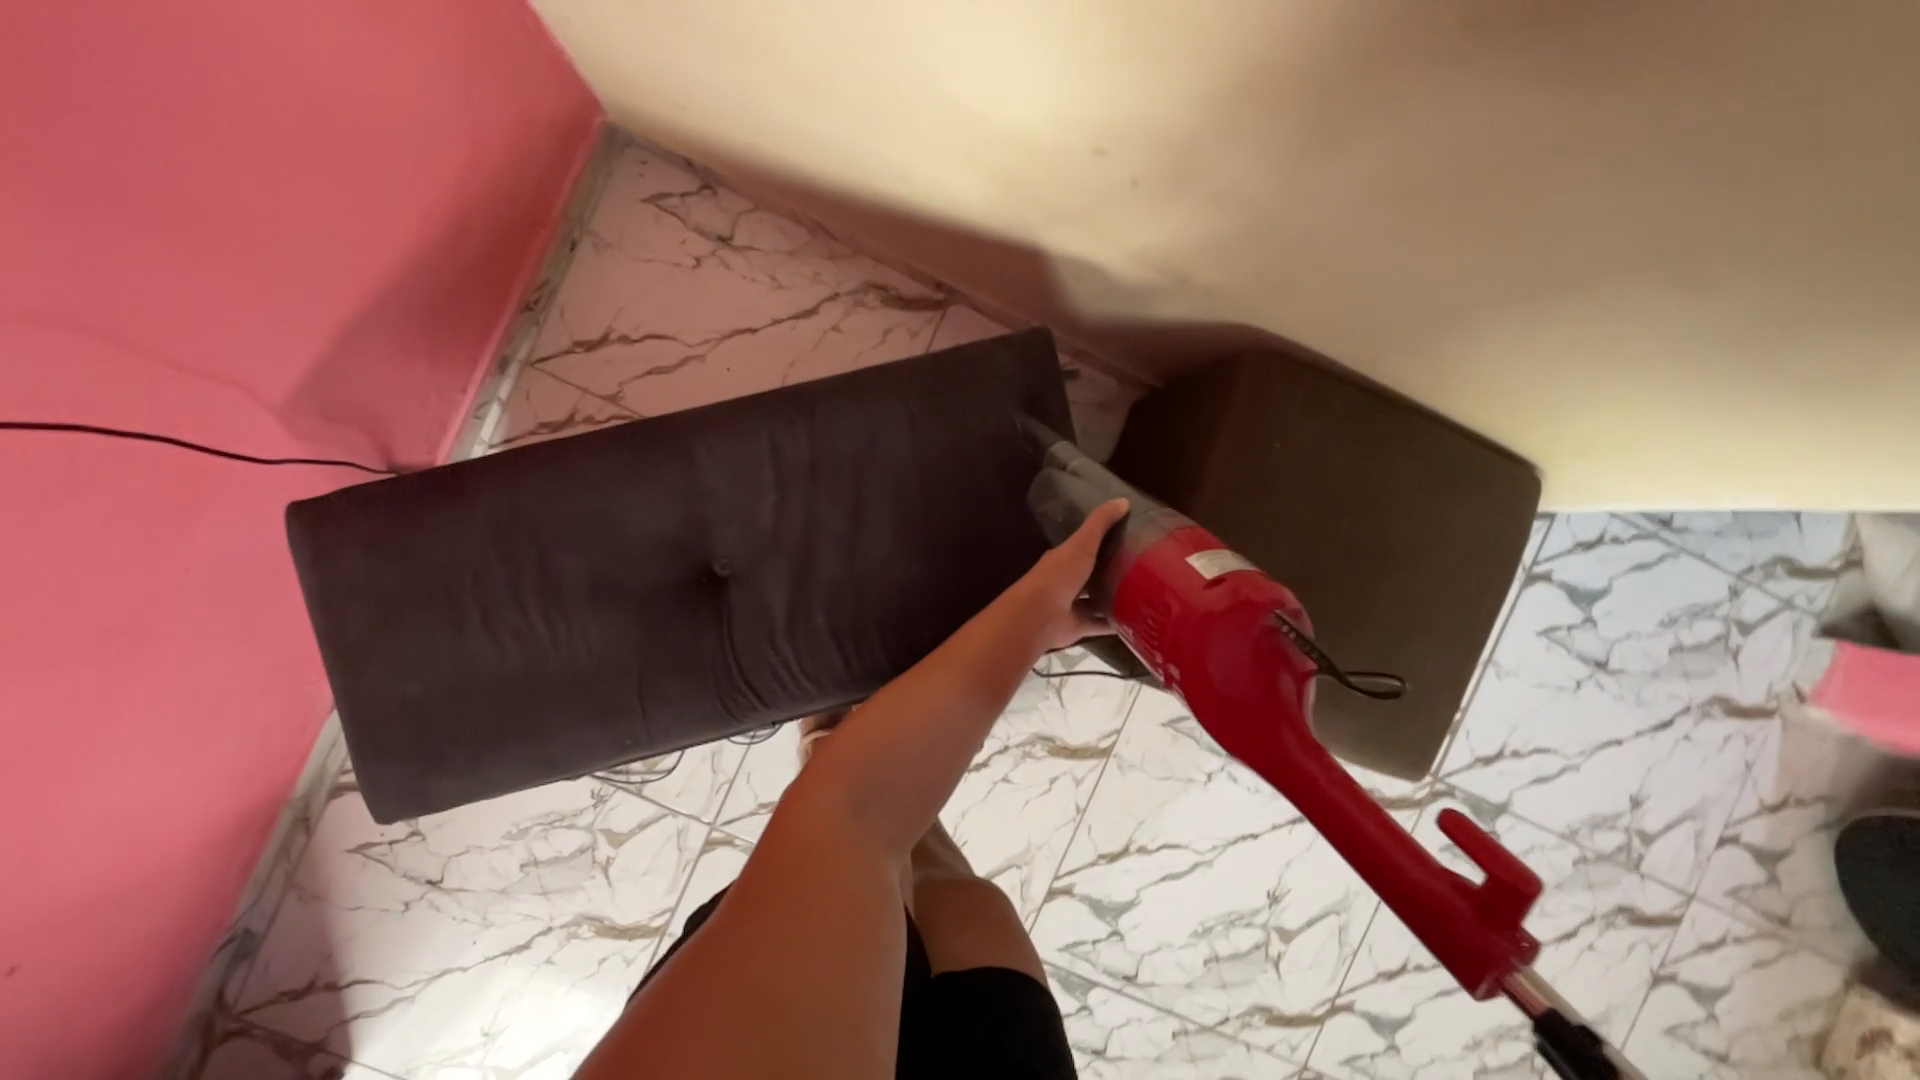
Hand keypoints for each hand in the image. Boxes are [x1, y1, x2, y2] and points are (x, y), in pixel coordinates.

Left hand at [1017, 498, 1129, 651]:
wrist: (1039, 616)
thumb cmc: (1059, 575)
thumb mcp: (1081, 543)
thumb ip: (1100, 523)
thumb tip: (1123, 500)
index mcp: (1065, 559)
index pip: (1086, 547)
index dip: (1106, 541)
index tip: (1132, 537)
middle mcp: (1067, 581)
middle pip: (1093, 575)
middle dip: (1113, 572)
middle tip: (1145, 568)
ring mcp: (1071, 605)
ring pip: (1097, 601)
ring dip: (1115, 598)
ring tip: (1144, 595)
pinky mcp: (1078, 626)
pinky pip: (1099, 624)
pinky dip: (1114, 623)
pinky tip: (1135, 619)